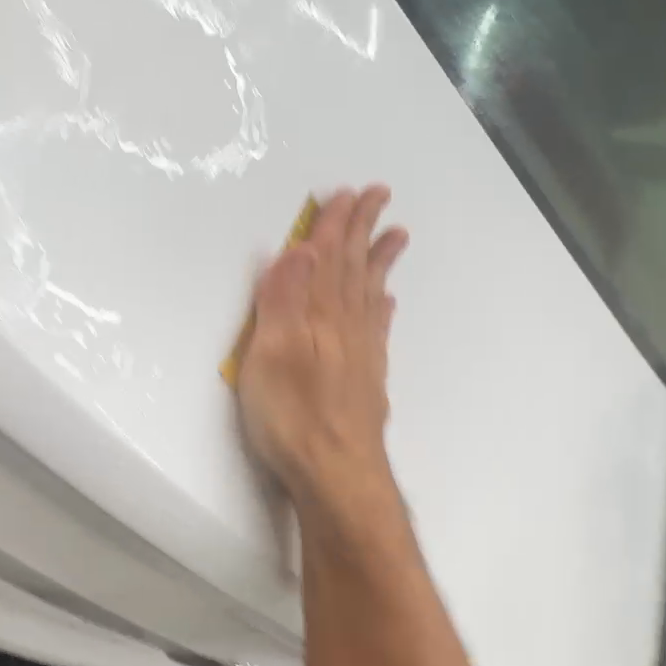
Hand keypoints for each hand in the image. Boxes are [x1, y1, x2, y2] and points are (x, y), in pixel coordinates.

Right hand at [238, 186, 408, 509]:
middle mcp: (343, 327)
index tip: (346, 193)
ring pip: (369, 294)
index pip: (326, 261)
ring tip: (395, 234)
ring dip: (378, 262)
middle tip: (377, 195)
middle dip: (360, 231)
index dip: (334, 226)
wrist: (336, 472)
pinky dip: (380, 307)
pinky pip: (376, 330)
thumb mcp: (270, 353)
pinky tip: (385, 301)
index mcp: (316, 317)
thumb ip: (282, 302)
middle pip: (353, 270)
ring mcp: (359, 353)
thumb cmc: (290, 414)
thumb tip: (298, 251)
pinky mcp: (364, 378)